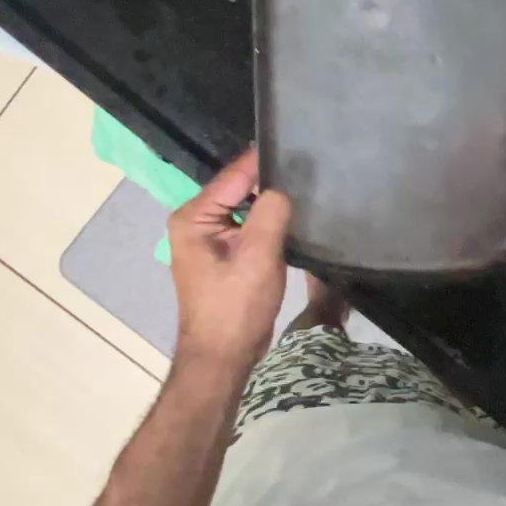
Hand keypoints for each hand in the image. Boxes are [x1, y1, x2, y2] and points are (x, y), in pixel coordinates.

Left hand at [168, 148, 291, 370]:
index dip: (266, 162)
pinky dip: (270, 224)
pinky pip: (250, 227)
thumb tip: (284, 188)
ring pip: (247, 208)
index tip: (300, 146)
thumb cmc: (236, 309)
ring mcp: (209, 239)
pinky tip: (296, 221)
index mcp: (193, 217)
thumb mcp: (257, 257)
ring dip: (273, 205)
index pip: (234, 176)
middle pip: (240, 189)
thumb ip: (271, 213)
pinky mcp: (225, 255)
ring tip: (309, 191)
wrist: (223, 358)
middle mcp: (195, 222)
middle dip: (271, 182)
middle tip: (312, 170)